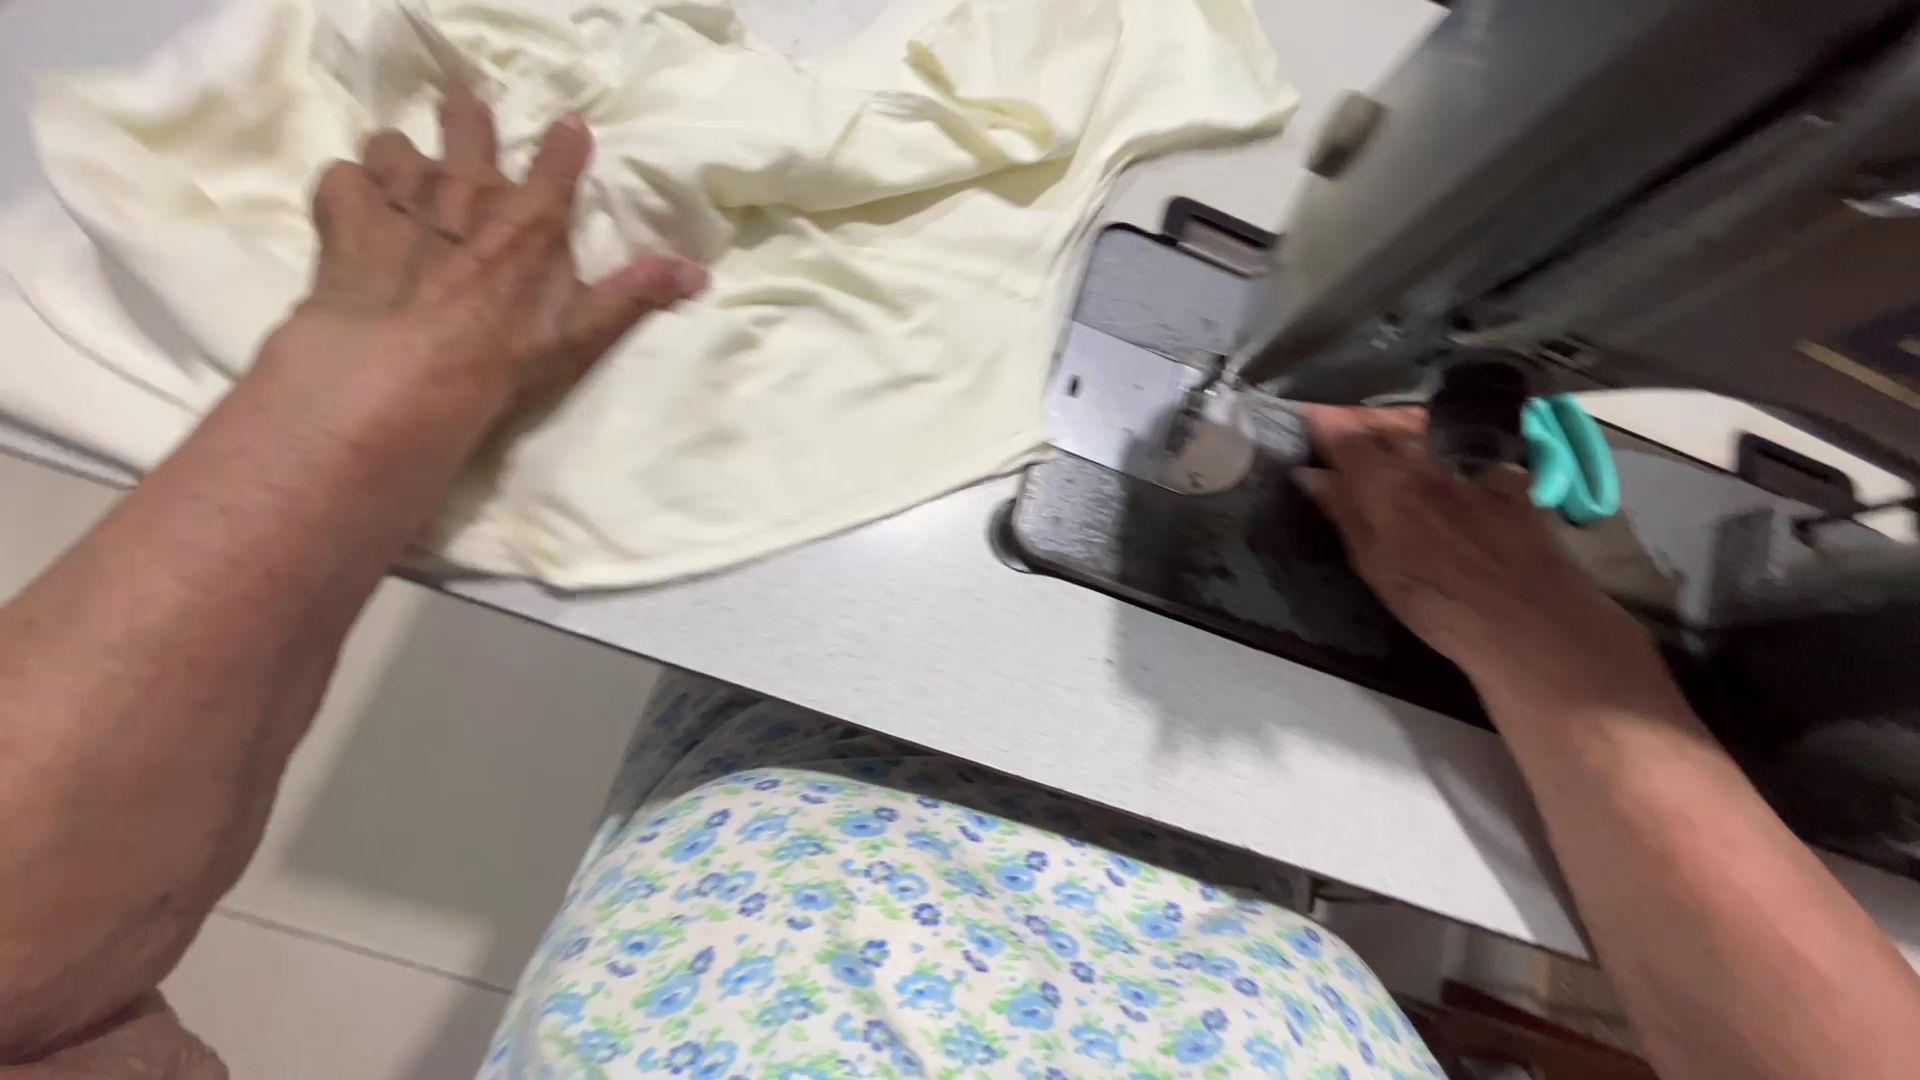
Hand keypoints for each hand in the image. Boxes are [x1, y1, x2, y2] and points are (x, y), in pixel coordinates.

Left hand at [262, 86, 707, 421]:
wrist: (410, 371)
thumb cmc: (510, 355)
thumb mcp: (588, 331)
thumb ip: (639, 293)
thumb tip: (699, 272)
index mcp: (531, 217)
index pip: (557, 159)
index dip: (565, 141)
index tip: (569, 129)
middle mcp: (467, 191)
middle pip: (465, 125)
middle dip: (467, 116)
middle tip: (467, 115)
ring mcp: (402, 198)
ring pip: (395, 146)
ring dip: (403, 157)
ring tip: (406, 173)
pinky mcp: (345, 218)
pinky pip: (342, 179)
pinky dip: (351, 190)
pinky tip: (358, 208)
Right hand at [1295, 405, 1654, 688]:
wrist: (1532, 622)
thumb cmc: (1436, 603)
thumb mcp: (1372, 564)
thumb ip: (1342, 512)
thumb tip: (1308, 473)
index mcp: (1386, 483)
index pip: (1345, 436)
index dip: (1323, 422)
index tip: (1305, 414)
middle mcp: (1427, 462)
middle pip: (1386, 423)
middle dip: (1359, 418)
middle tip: (1339, 424)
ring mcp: (1472, 466)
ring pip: (1426, 427)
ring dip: (1397, 423)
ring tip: (1381, 432)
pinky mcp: (1509, 477)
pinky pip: (1465, 445)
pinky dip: (1441, 441)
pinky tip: (1439, 457)